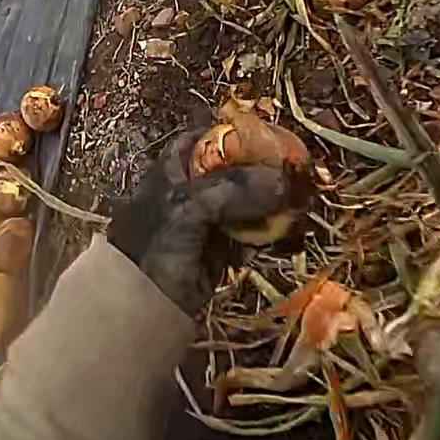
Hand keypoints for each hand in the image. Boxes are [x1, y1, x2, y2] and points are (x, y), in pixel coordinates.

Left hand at [107, 132, 295, 312]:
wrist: (139, 303)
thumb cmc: (156, 243)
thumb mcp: (187, 205)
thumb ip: (233, 188)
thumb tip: (282, 180)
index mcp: (174, 168)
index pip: (208, 139)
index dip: (237, 136)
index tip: (272, 139)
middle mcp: (191, 189)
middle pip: (234, 171)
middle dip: (264, 172)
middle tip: (296, 171)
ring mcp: (206, 221)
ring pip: (246, 203)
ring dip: (271, 202)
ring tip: (300, 198)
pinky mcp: (220, 251)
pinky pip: (249, 233)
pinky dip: (267, 231)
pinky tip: (287, 227)